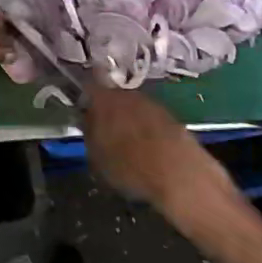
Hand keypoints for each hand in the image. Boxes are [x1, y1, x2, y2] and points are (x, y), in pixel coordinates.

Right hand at [81, 86, 233, 209]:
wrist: (180, 175)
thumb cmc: (130, 167)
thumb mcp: (96, 156)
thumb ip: (89, 133)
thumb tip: (87, 120)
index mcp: (103, 100)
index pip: (87, 88)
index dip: (83, 99)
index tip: (81, 113)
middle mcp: (127, 94)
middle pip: (111, 96)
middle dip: (106, 110)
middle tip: (103, 131)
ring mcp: (151, 103)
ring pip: (131, 107)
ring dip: (127, 119)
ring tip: (126, 143)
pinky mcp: (170, 116)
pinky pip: (148, 118)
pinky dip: (145, 128)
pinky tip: (146, 148)